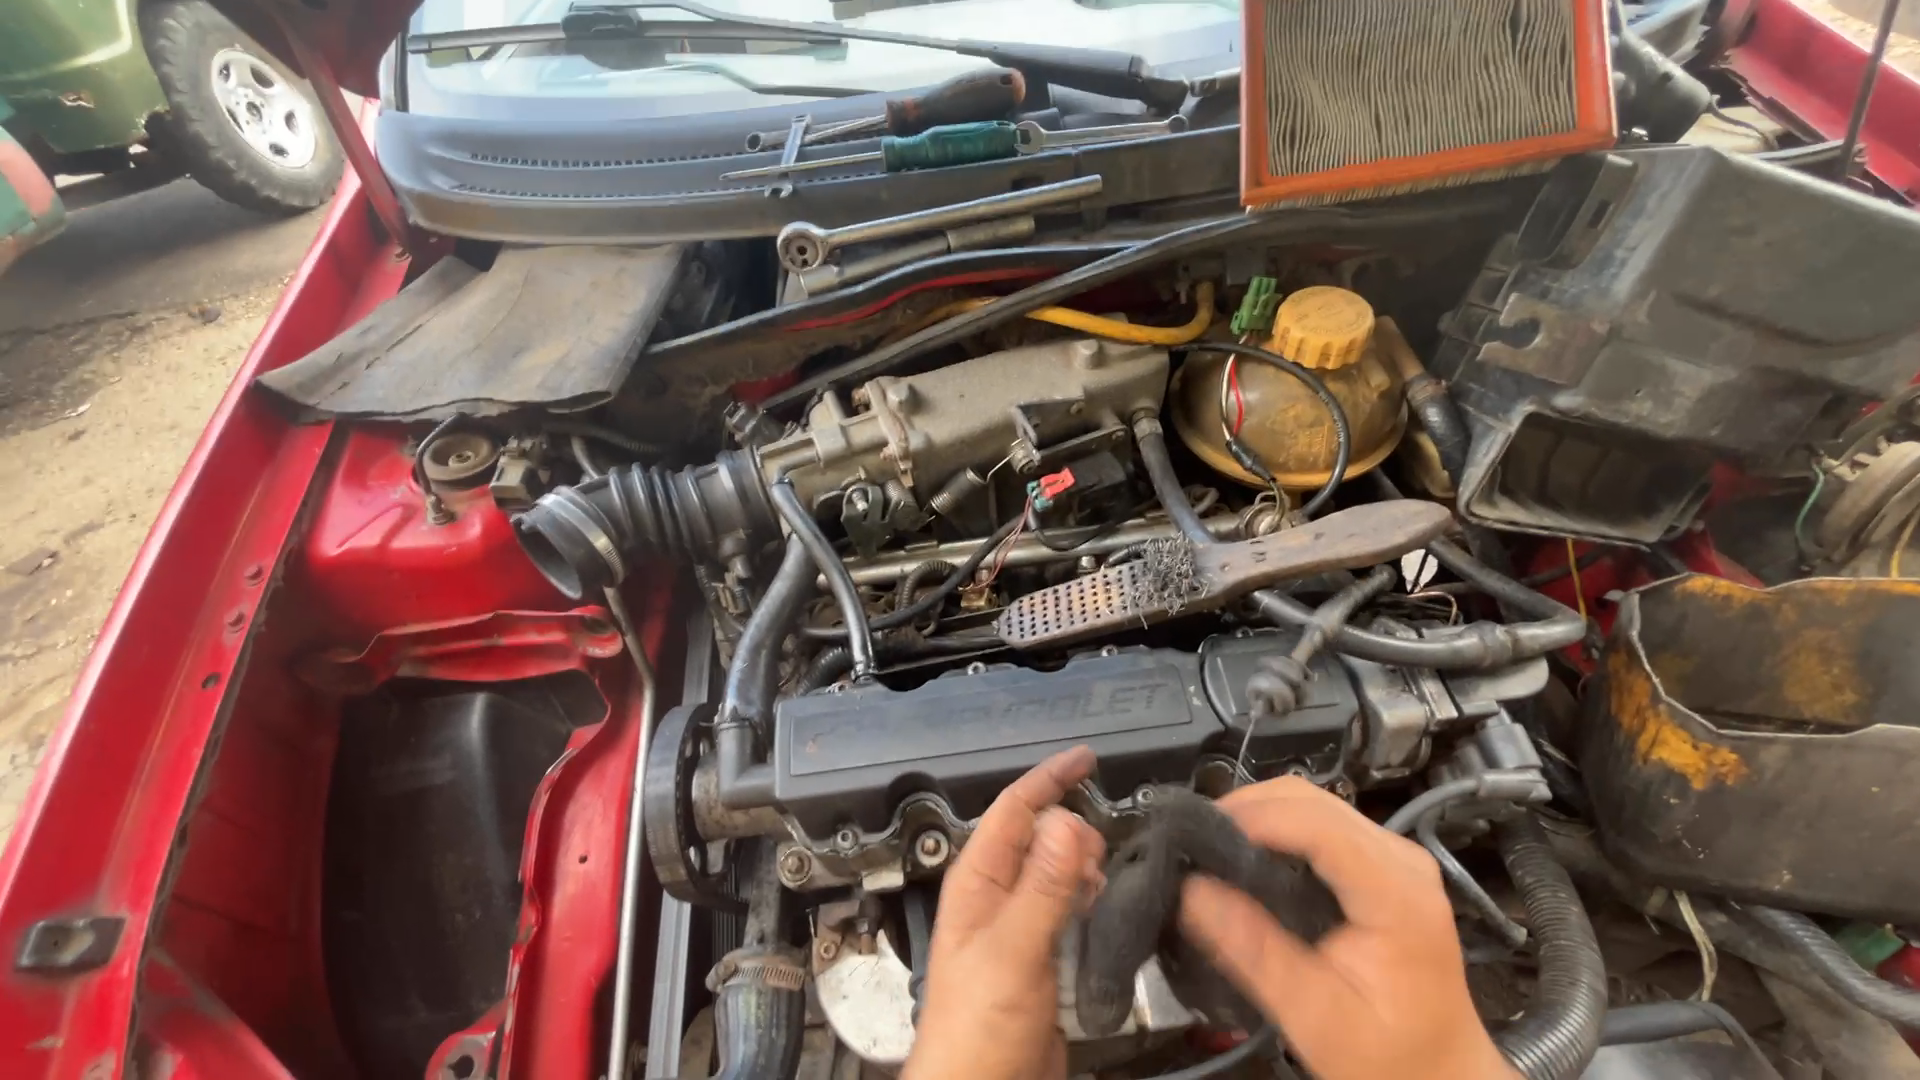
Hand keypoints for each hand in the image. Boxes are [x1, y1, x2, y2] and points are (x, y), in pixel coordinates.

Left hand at [903, 746, 1106, 1079]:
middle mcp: (998, 896)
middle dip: (1073, 826)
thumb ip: (1042, 888)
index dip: (1049, 778)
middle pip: (1040, 837)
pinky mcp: (1044, 956)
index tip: (1086, 759)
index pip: (1014, 809)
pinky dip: (1090, 900)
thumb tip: (1066, 822)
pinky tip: (1105, 908)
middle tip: (1105, 840)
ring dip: (1084, 865)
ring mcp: (1021, 926)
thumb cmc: (975, 1029)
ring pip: (1058, 873)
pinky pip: (1070, 911)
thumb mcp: (1011, 951)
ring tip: (1109, 873)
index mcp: (978, 880)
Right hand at [1178, 778, 1517, 1079]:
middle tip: (1195, 839)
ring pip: (1311, 800)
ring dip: (1257, 812)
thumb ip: (1253, 950)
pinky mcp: (1380, 858)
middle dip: (1246, 809)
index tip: (1200, 834)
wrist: (1441, 1075)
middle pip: (1311, 799)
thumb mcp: (1314, 1016)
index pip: (1319, 825)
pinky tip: (1245, 850)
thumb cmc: (1385, 1054)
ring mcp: (1393, 854)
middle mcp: (1400, 858)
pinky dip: (1274, 823)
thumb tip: (1189, 890)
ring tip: (1212, 843)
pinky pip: (1318, 818)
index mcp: (1396, 894)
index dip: (1256, 818)